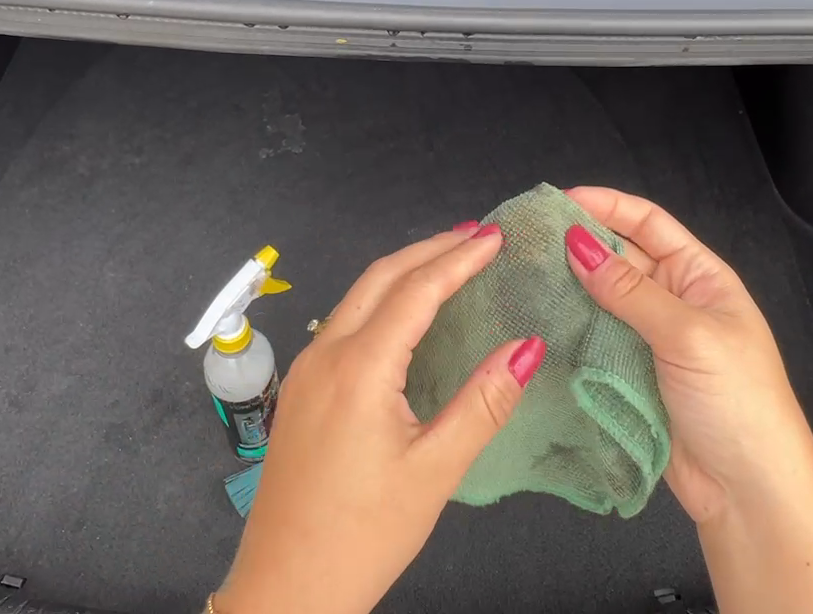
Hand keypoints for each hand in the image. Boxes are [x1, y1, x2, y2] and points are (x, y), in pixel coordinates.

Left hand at [213, 223, 545, 613]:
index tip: (496, 237)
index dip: (459, 258)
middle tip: (478, 234)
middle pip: (381, 276)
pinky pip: (346, 320)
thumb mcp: (434, 472)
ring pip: (358, 294)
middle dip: (430, 248)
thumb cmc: (364, 534)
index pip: (416, 291)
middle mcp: (326, 352)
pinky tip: (407, 311)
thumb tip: (528, 346)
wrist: (283, 590)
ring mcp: (306, 368)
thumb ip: (483, 403)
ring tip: (450, 259)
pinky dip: (383, 298)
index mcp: (359, 367)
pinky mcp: (300, 387)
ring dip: (405, 269)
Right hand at [561, 187, 809, 523]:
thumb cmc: (738, 402)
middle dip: (580, 242)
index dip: (608, 206)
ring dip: (568, 284)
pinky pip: (592, 336)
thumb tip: (577, 243)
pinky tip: (536, 314)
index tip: (560, 199)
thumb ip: (631, 291)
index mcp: (700, 276)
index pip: (649, 223)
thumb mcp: (689, 337)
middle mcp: (672, 298)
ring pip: (600, 297)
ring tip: (523, 270)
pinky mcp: (627, 372)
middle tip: (529, 236)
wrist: (749, 494)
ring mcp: (647, 337)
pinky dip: (567, 324)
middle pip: (620, 256)